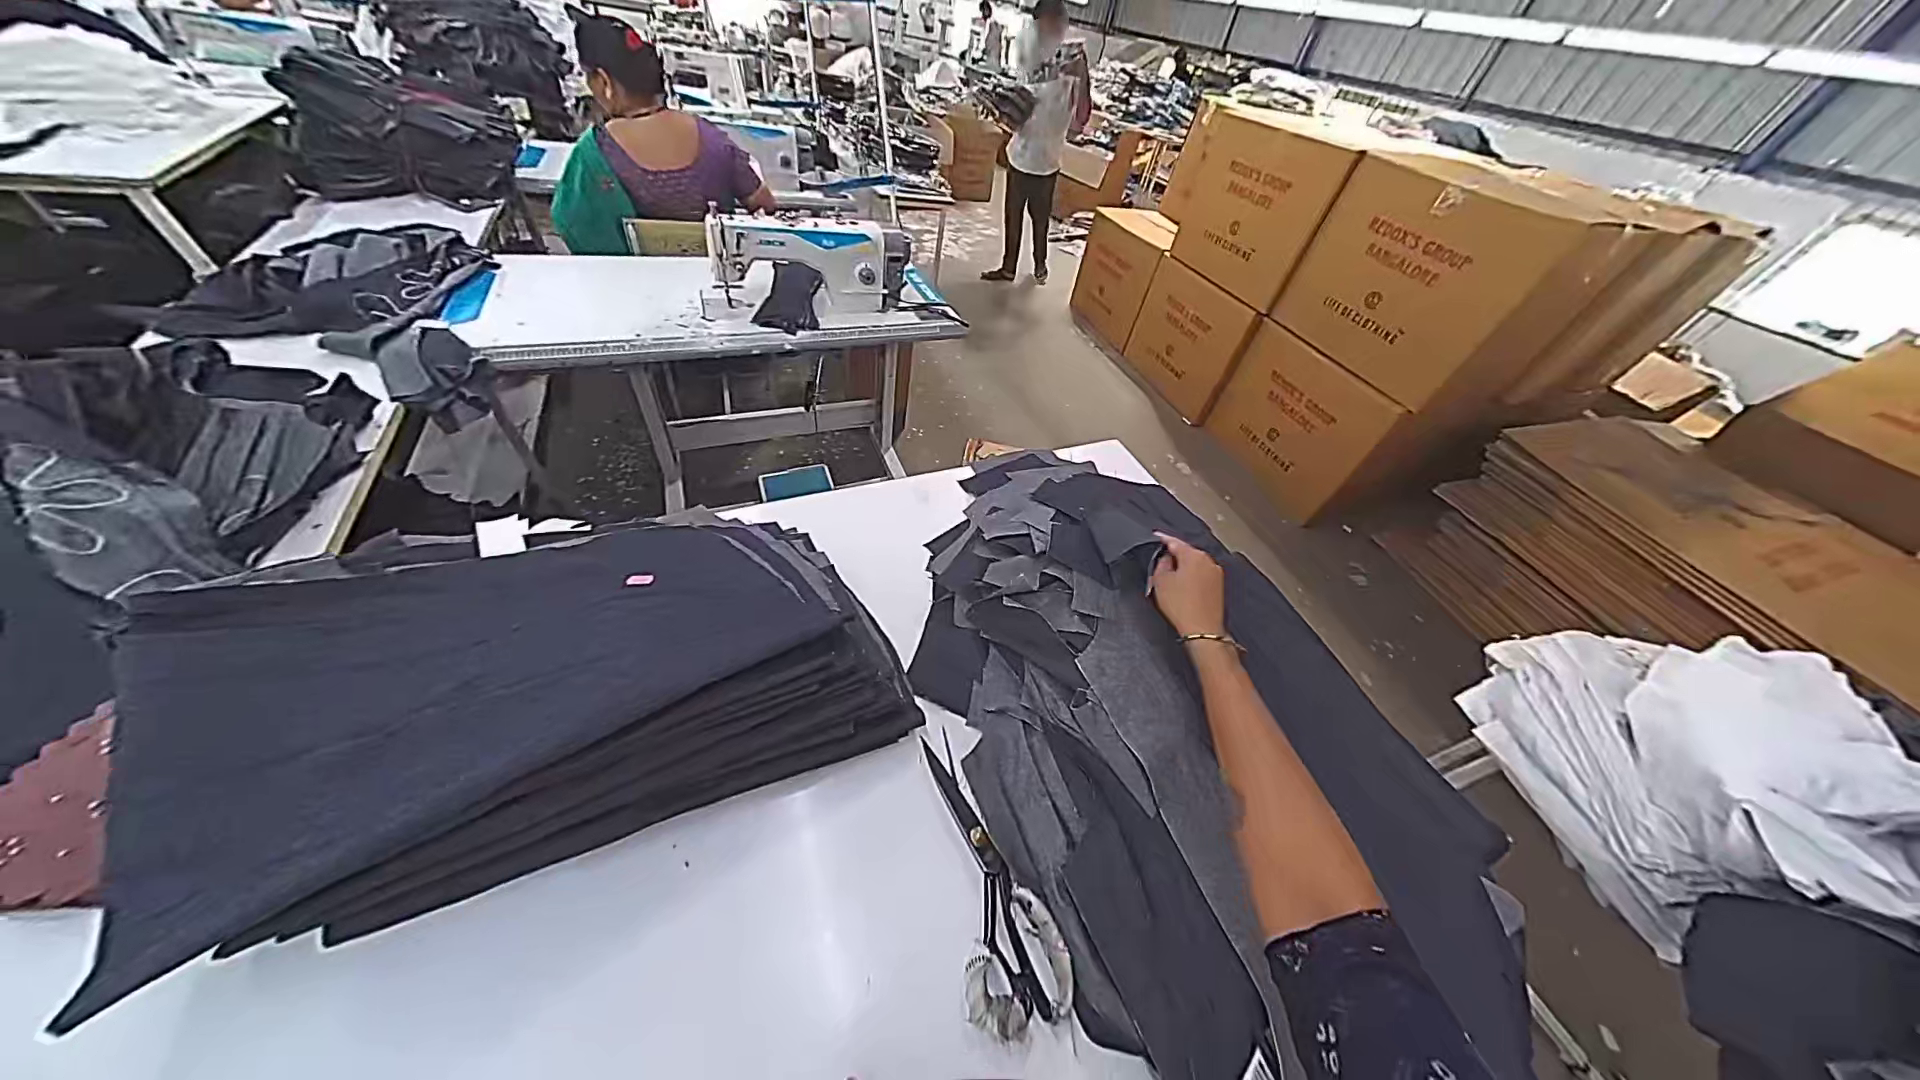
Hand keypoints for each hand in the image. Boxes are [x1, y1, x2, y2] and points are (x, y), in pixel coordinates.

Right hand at [1150, 533, 1225, 638]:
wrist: (1202, 629)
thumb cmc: (1179, 604)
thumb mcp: (1161, 581)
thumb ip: (1161, 563)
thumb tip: (1166, 557)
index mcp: (1194, 555)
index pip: (1175, 542)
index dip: (1163, 539)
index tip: (1155, 537)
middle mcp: (1208, 561)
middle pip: (1187, 552)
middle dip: (1174, 554)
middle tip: (1159, 558)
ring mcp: (1216, 573)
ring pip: (1195, 563)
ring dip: (1183, 565)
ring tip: (1169, 573)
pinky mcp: (1218, 586)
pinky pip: (1201, 574)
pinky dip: (1191, 575)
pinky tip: (1182, 583)